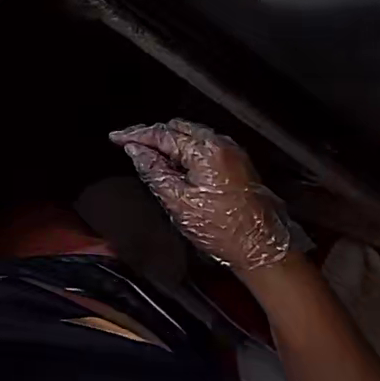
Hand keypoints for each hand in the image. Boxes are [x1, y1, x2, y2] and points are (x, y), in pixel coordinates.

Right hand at [110, 119, 290, 271]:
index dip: (136, 135)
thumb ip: (154, 172)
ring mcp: (232, 153)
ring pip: (191, 135)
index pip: (163, 134)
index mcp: (207, 152)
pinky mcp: (237, 164)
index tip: (115, 137)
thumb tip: (135, 151)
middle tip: (130, 146)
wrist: (264, 252)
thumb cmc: (222, 231)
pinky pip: (204, 146)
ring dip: (169, 142)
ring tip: (149, 155)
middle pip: (178, 128)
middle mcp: (222, 145)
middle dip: (152, 135)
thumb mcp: (178, 203)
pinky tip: (174, 164)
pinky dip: (185, 150)